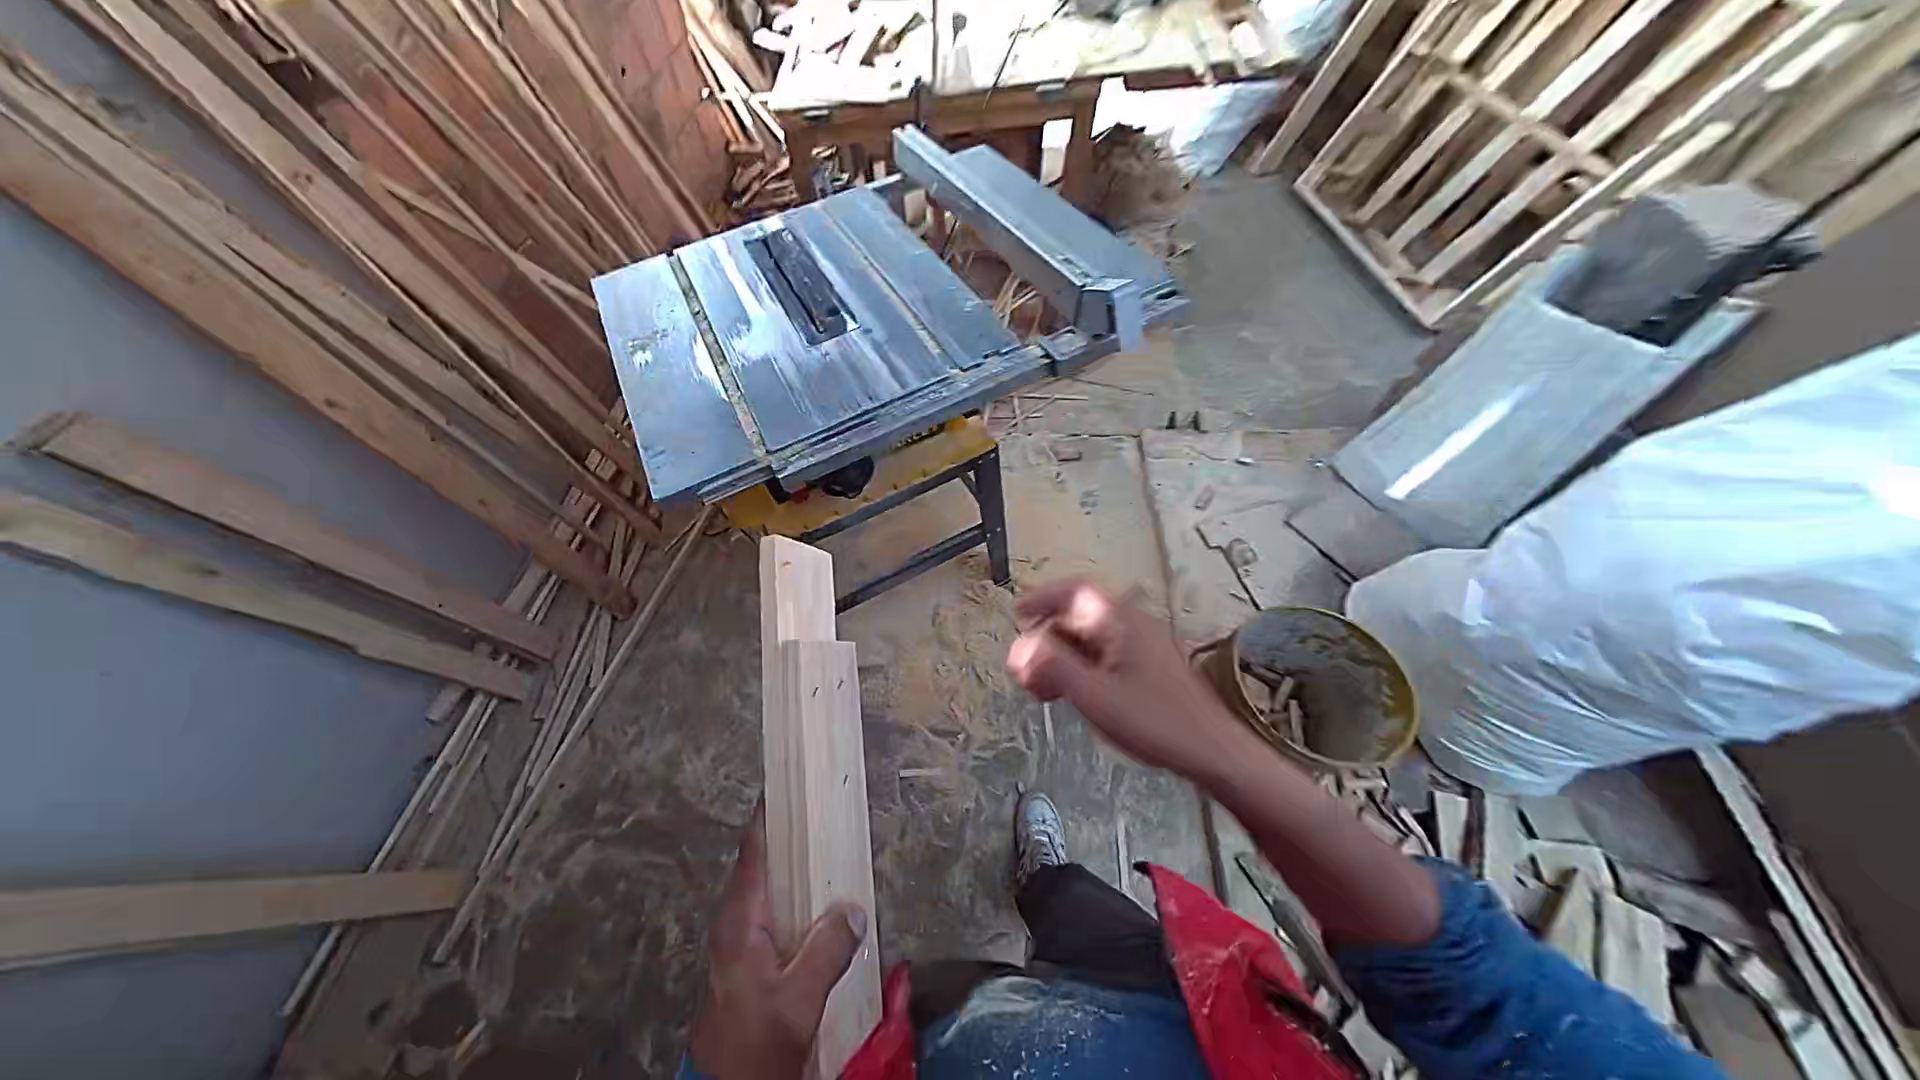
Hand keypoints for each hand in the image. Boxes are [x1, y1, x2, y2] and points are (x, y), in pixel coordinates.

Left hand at [689, 803, 866, 1079]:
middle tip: (826, 808)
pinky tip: (825, 900)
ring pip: (772, 883)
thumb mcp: (797, 1000)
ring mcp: (740, 937)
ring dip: (798, 863)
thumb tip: (853, 910)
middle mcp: (736, 918)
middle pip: (764, 858)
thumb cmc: (754, 1040)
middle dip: (793, 832)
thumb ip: (826, 951)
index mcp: (740, 917)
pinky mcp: (750, 956)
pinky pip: (778, 906)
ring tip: (833, 845)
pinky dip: (800, 891)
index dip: (771, 810)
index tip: (791, 779)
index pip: (755, 847)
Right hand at [1006, 579, 1254, 782]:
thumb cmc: (1161, 724)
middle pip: (1078, 617)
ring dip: (1059, 657)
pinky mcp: (1144, 669)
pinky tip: (1068, 693)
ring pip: (1087, 640)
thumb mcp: (1096, 697)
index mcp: (1122, 623)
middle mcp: (1132, 627)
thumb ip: (1055, 668)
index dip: (1042, 598)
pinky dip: (1078, 669)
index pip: (1075, 592)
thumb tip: (1022, 647)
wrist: (1211, 751)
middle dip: (1045, 638)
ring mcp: (1140, 648)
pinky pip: (1101, 657)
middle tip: (1024, 665)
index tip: (1019, 613)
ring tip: (1040, 686)